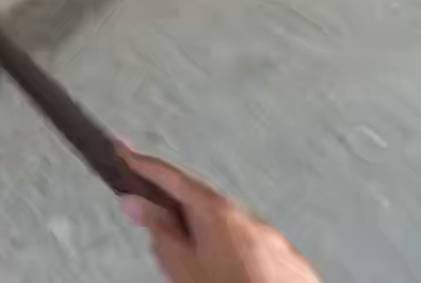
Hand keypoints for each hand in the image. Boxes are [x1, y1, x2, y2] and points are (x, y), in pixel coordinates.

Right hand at [120, 147, 320, 282]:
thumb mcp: (177, 261)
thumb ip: (155, 226)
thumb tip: (136, 202)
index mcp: (218, 211)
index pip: (168, 174)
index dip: (138, 162)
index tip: (119, 150)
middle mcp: (252, 220)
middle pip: (202, 200)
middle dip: (176, 205)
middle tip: (152, 218)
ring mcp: (282, 246)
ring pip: (231, 226)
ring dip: (207, 229)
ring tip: (195, 258)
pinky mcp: (301, 271)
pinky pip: (257, 247)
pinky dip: (236, 249)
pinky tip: (230, 272)